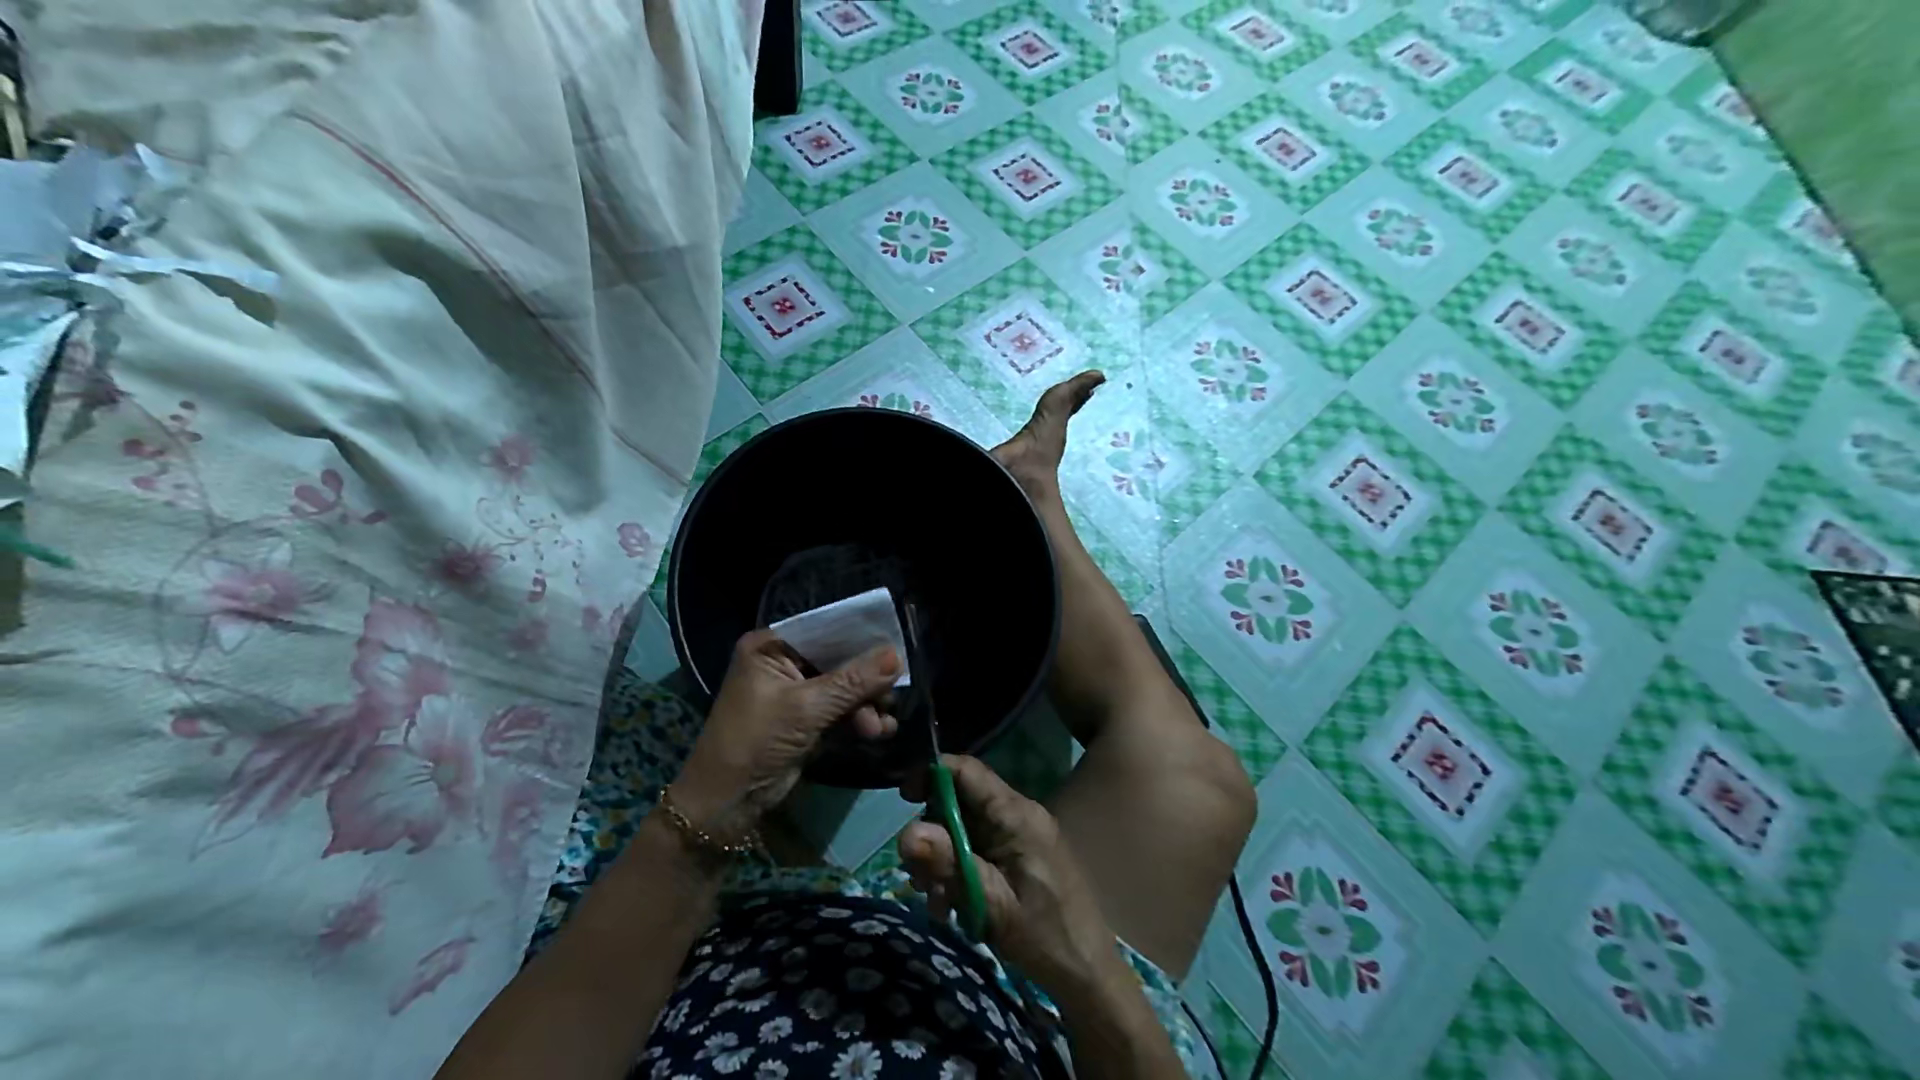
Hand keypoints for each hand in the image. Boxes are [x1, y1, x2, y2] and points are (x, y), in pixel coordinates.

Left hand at [674, 629, 900, 836]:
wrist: (726, 803)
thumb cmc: (756, 741)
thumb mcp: (807, 708)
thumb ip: (854, 681)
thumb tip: (898, 655)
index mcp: (771, 646)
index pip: (824, 629)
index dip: (860, 636)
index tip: (896, 644)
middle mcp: (784, 663)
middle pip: (839, 659)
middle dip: (867, 679)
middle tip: (892, 694)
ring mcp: (796, 692)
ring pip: (845, 686)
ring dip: (867, 704)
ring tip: (883, 725)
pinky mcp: (805, 719)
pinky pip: (841, 708)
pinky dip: (859, 718)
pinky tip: (879, 731)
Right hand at [898, 754, 1124, 998]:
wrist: (1087, 973)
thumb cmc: (1045, 935)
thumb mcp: (992, 902)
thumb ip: (949, 864)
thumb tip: (905, 832)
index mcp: (1017, 815)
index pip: (968, 771)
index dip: (932, 774)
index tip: (904, 799)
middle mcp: (1018, 815)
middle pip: (960, 803)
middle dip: (932, 835)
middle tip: (917, 877)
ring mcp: (1019, 836)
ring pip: (964, 830)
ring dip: (942, 861)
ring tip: (936, 902)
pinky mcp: (1017, 856)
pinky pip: (977, 850)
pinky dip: (958, 873)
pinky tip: (951, 908)